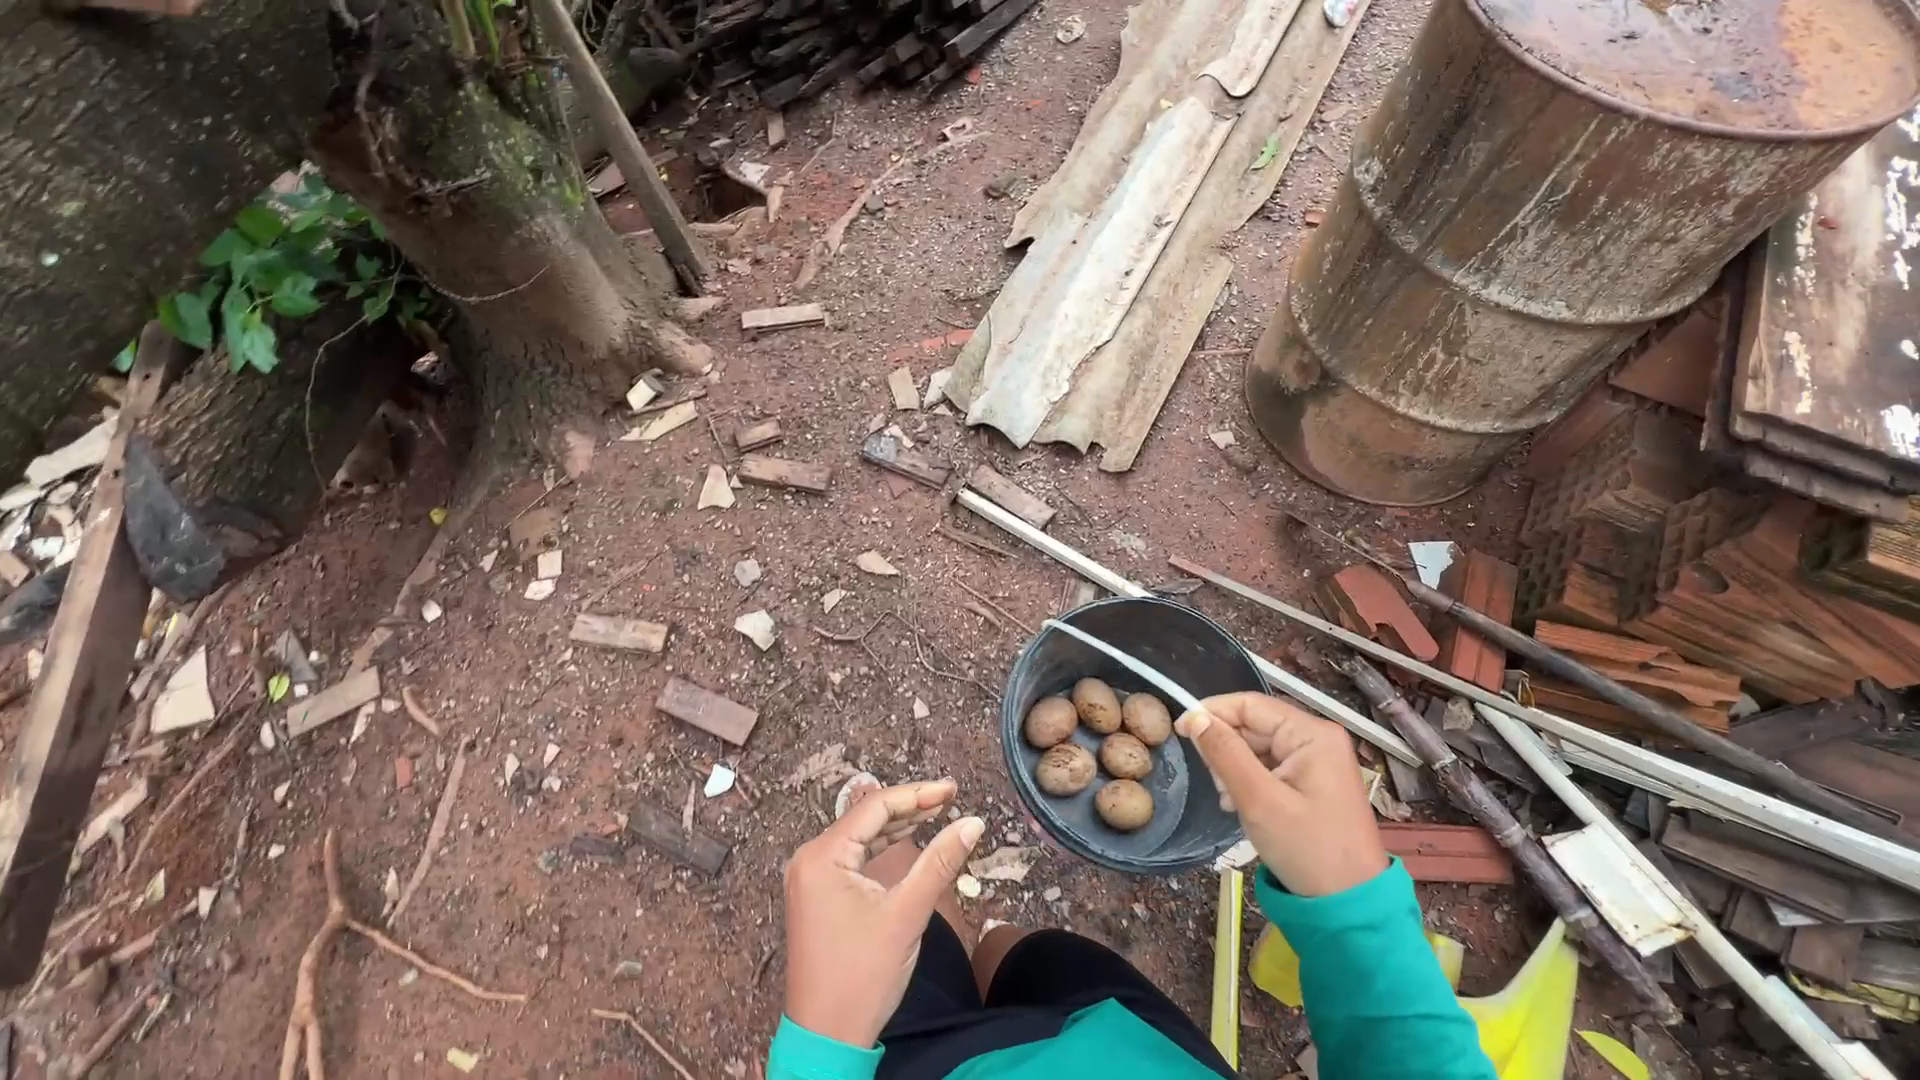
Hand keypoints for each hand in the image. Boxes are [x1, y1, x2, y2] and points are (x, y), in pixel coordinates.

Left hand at [783, 779, 985, 1046]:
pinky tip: (908, 842)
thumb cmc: (863, 975)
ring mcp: (810, 877)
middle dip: (910, 806)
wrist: (826, 1038)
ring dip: (897, 825)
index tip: (953, 790)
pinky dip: (882, 848)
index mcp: (822, 856)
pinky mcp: (818, 895)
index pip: (874, 806)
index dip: (917, 794)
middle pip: (865, 817)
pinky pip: (853, 857)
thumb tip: (973, 822)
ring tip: (937, 813)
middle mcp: (810, 858)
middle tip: (950, 799)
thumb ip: (939, 863)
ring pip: (860, 836)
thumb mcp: (907, 914)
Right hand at [1177, 692, 1387, 896]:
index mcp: (1312, 734)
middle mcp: (1317, 739)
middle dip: (1226, 749)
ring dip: (1235, 768)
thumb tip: (1194, 718)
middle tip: (1215, 783)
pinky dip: (1249, 781)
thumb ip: (1224, 753)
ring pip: (1257, 747)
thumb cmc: (1307, 849)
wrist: (1350, 904)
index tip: (1179, 732)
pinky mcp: (1313, 782)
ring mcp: (1317, 761)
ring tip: (1230, 799)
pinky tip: (1240, 804)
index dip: (1211, 713)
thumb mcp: (1259, 799)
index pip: (1250, 705)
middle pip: (1254, 725)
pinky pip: (1269, 767)